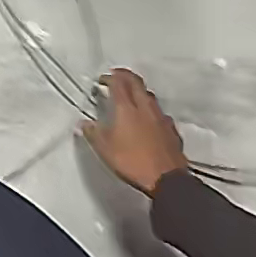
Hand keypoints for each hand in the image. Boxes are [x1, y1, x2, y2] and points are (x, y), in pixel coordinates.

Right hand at [80, 68, 189, 195]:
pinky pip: (160, 112)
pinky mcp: (171, 130)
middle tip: (117, 76)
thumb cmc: (132, 161)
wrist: (166, 179)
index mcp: (126, 109)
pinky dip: (151, 109)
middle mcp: (145, 108)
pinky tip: (149, 118)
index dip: (109, 78)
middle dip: (126, 76)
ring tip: (131, 95)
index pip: (118, 84)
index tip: (102, 79)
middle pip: (137, 83)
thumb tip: (84, 124)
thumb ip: (93, 133)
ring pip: (150, 96)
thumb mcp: (104, 149)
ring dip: (139, 91)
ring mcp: (161, 118)